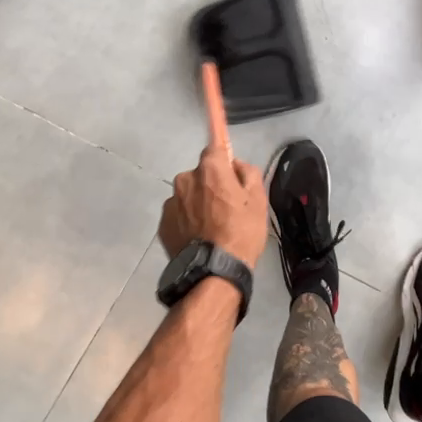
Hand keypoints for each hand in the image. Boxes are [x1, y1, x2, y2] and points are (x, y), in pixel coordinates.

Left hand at [159, 136, 267, 268]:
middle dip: (211, 184)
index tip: (226, 162)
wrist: (213, 273)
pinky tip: (199, 238)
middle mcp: (186, 179)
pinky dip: (186, 221)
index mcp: (210, 169)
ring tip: (212, 227)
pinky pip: (178, 214)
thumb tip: (236, 165)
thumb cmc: (241, 233)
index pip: (214, 148)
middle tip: (226, 207)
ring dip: (197, 204)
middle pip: (201, 174)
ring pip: (188, 195)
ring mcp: (171, 202)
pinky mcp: (163, 224)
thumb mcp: (258, 201)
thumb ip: (248, 174)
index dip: (222, 156)